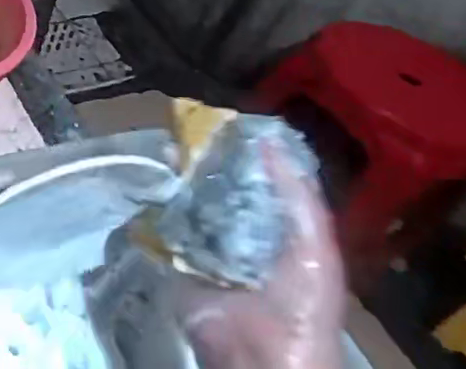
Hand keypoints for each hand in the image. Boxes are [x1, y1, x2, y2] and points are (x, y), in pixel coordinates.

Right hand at [175, 143, 345, 368]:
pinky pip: (165, 221)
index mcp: (278, 230)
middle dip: (204, 159)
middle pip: (219, 186)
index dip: (241, 151)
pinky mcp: (177, 256)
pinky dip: (157, 199)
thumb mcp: (313, 249)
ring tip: (165, 147)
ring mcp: (207, 244)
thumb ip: (298, 199)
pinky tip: (151, 177)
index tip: (222, 121)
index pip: (257, 180)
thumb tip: (268, 140)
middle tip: (185, 129)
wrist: (260, 357)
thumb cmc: (299, 303)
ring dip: (178, 175)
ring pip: (190, 199)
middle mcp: (242, 233)